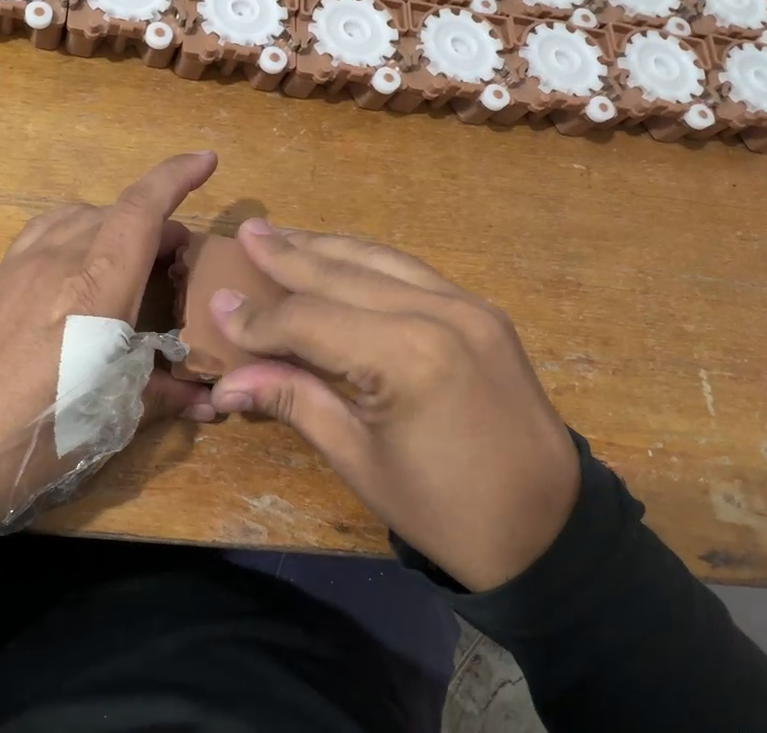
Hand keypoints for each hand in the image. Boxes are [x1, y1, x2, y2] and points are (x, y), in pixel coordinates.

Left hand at [0, 152, 218, 534]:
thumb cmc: (35, 438)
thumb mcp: (109, 421)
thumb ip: (164, 396)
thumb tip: (210, 401)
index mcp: (94, 288)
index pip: (139, 210)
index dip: (176, 177)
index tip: (206, 161)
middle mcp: (56, 261)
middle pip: (113, 214)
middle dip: (155, 222)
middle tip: (180, 258)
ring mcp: (19, 266)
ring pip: (76, 218)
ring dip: (112, 225)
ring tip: (131, 259)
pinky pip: (44, 234)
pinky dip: (74, 234)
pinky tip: (78, 269)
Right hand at [204, 220, 579, 591]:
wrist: (549, 533)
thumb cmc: (445, 510)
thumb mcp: (359, 460)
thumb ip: (293, 403)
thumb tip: (225, 383)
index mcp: (407, 356)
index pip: (310, 319)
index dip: (258, 317)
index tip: (217, 306)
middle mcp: (440, 314)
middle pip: (343, 273)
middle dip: (289, 254)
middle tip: (247, 232)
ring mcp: (470, 307)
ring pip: (381, 260)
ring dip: (328, 247)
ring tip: (284, 233)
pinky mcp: (485, 314)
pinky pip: (413, 272)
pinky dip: (368, 262)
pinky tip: (342, 258)